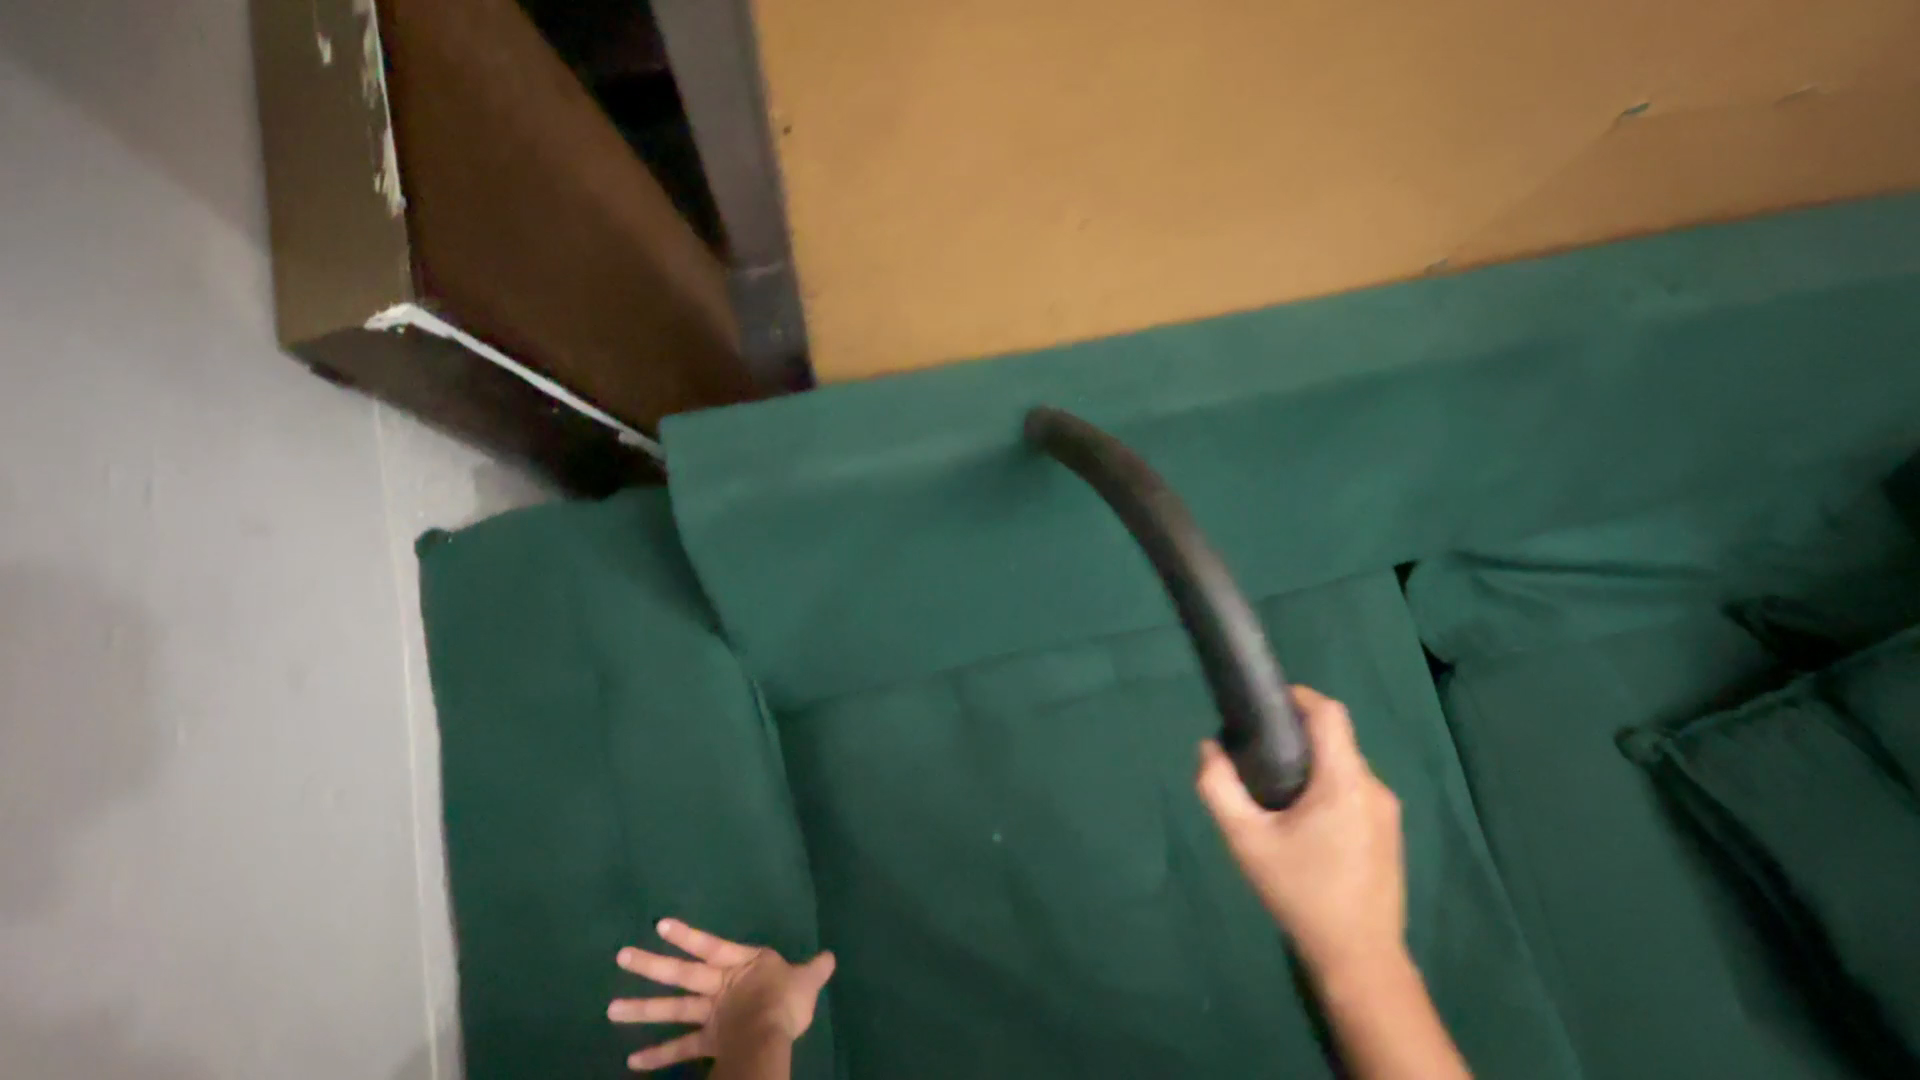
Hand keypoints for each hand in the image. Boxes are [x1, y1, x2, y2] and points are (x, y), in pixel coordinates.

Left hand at [610, 918, 835, 1071]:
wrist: (772, 1037)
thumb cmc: (787, 1002)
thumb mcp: (806, 980)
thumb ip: (814, 969)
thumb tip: (830, 957)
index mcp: (742, 964)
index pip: (710, 944)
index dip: (687, 935)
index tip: (659, 925)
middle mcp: (719, 986)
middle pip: (682, 974)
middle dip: (651, 965)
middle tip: (621, 956)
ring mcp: (710, 1014)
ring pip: (672, 1009)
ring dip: (641, 1009)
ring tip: (611, 1010)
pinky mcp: (707, 1042)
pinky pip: (679, 1049)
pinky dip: (656, 1056)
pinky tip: (632, 1060)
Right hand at [1195, 685, 1405, 977]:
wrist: (1359, 956)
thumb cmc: (1300, 893)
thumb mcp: (1245, 841)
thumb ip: (1218, 788)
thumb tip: (1208, 748)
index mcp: (1344, 781)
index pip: (1330, 713)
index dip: (1298, 697)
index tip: (1264, 706)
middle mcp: (1373, 787)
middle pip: (1334, 740)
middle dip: (1295, 739)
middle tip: (1256, 759)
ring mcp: (1387, 811)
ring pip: (1343, 767)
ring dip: (1310, 768)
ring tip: (1275, 797)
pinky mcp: (1390, 833)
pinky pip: (1354, 792)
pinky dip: (1326, 790)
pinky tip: (1303, 826)